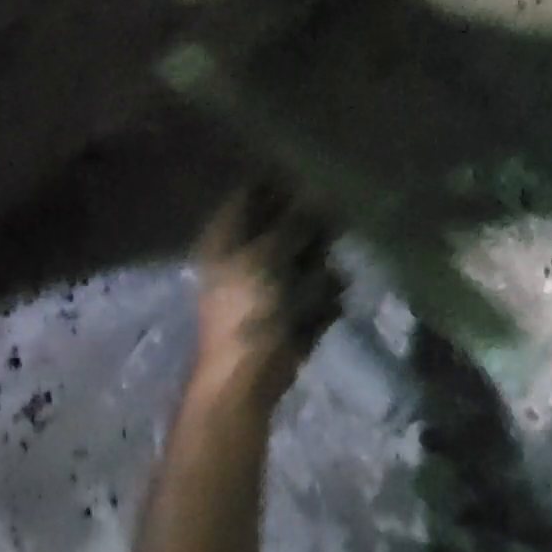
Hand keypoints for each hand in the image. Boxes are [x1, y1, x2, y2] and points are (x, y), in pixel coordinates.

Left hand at [190, 184, 342, 405]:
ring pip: (304, 255)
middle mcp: (243, 256)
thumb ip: (291, 224)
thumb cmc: (247, 310)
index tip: (310, 173)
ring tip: (324, 272)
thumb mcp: (266, 256)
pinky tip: (325, 303)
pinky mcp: (288, 310)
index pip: (249, 195)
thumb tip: (315, 196)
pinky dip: (324, 294)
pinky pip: (315, 289)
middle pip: (282, 225)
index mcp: (224, 239)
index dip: (276, 183)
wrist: (247, 377)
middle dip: (307, 226)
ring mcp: (267, 286)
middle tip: (327, 224)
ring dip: (318, 261)